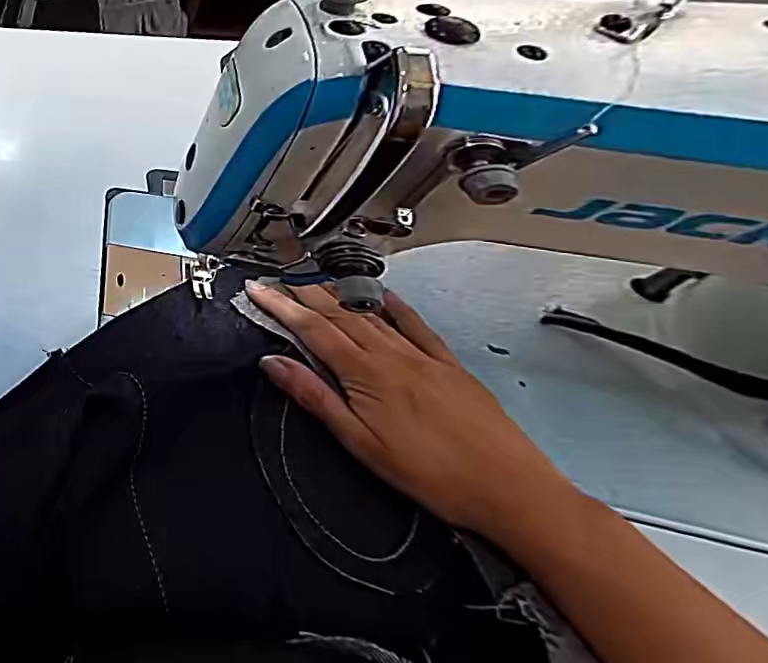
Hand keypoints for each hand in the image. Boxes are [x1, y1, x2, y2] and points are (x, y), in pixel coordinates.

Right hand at [250, 281, 584, 546]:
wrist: (510, 489)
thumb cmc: (434, 475)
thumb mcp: (361, 443)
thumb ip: (315, 397)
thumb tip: (274, 365)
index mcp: (365, 373)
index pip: (311, 328)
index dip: (280, 306)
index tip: (257, 290)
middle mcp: (391, 354)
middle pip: (337, 313)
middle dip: (302, 293)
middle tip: (277, 280)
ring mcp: (421, 355)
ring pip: (369, 314)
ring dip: (337, 295)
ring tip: (314, 283)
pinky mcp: (447, 364)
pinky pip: (414, 324)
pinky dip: (393, 305)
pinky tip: (383, 295)